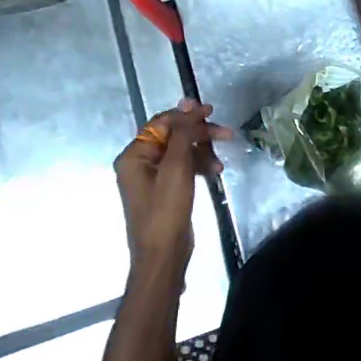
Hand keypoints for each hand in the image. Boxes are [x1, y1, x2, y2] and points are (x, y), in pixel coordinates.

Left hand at [114, 100, 229, 277]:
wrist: (163, 254)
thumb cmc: (166, 210)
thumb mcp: (176, 168)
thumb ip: (182, 134)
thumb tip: (188, 105)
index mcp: (134, 155)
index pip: (161, 123)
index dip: (187, 114)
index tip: (212, 110)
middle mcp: (139, 163)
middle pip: (172, 136)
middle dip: (199, 134)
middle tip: (227, 133)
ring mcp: (151, 177)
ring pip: (181, 152)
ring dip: (203, 152)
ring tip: (222, 163)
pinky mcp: (165, 189)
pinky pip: (183, 167)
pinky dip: (199, 166)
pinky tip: (215, 172)